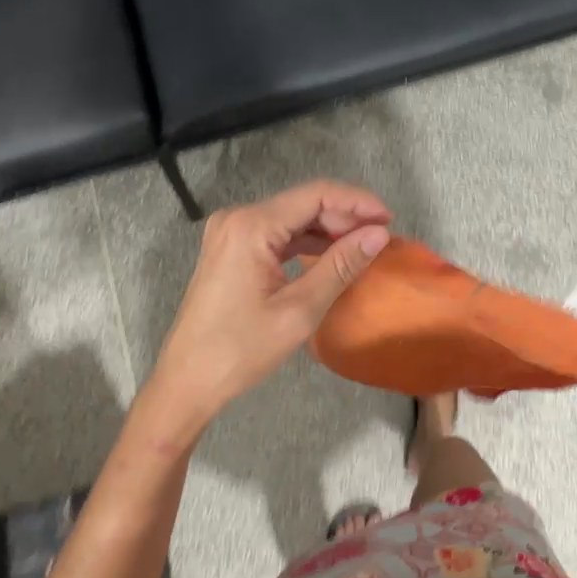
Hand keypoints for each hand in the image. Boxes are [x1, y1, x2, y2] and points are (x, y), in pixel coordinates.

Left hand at [146, 181, 391, 429]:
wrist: (186, 382)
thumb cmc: (241, 350)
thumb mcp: (299, 310)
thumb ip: (340, 266)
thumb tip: (379, 235)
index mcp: (251, 225)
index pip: (316, 195)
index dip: (357, 202)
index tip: (390, 219)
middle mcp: (238, 217)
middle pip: (303, 203)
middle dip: (345, 216)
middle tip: (382, 236)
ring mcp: (231, 232)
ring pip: (292, 218)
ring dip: (328, 229)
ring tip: (364, 246)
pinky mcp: (230, 248)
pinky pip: (277, 234)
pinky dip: (306, 242)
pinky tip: (332, 255)